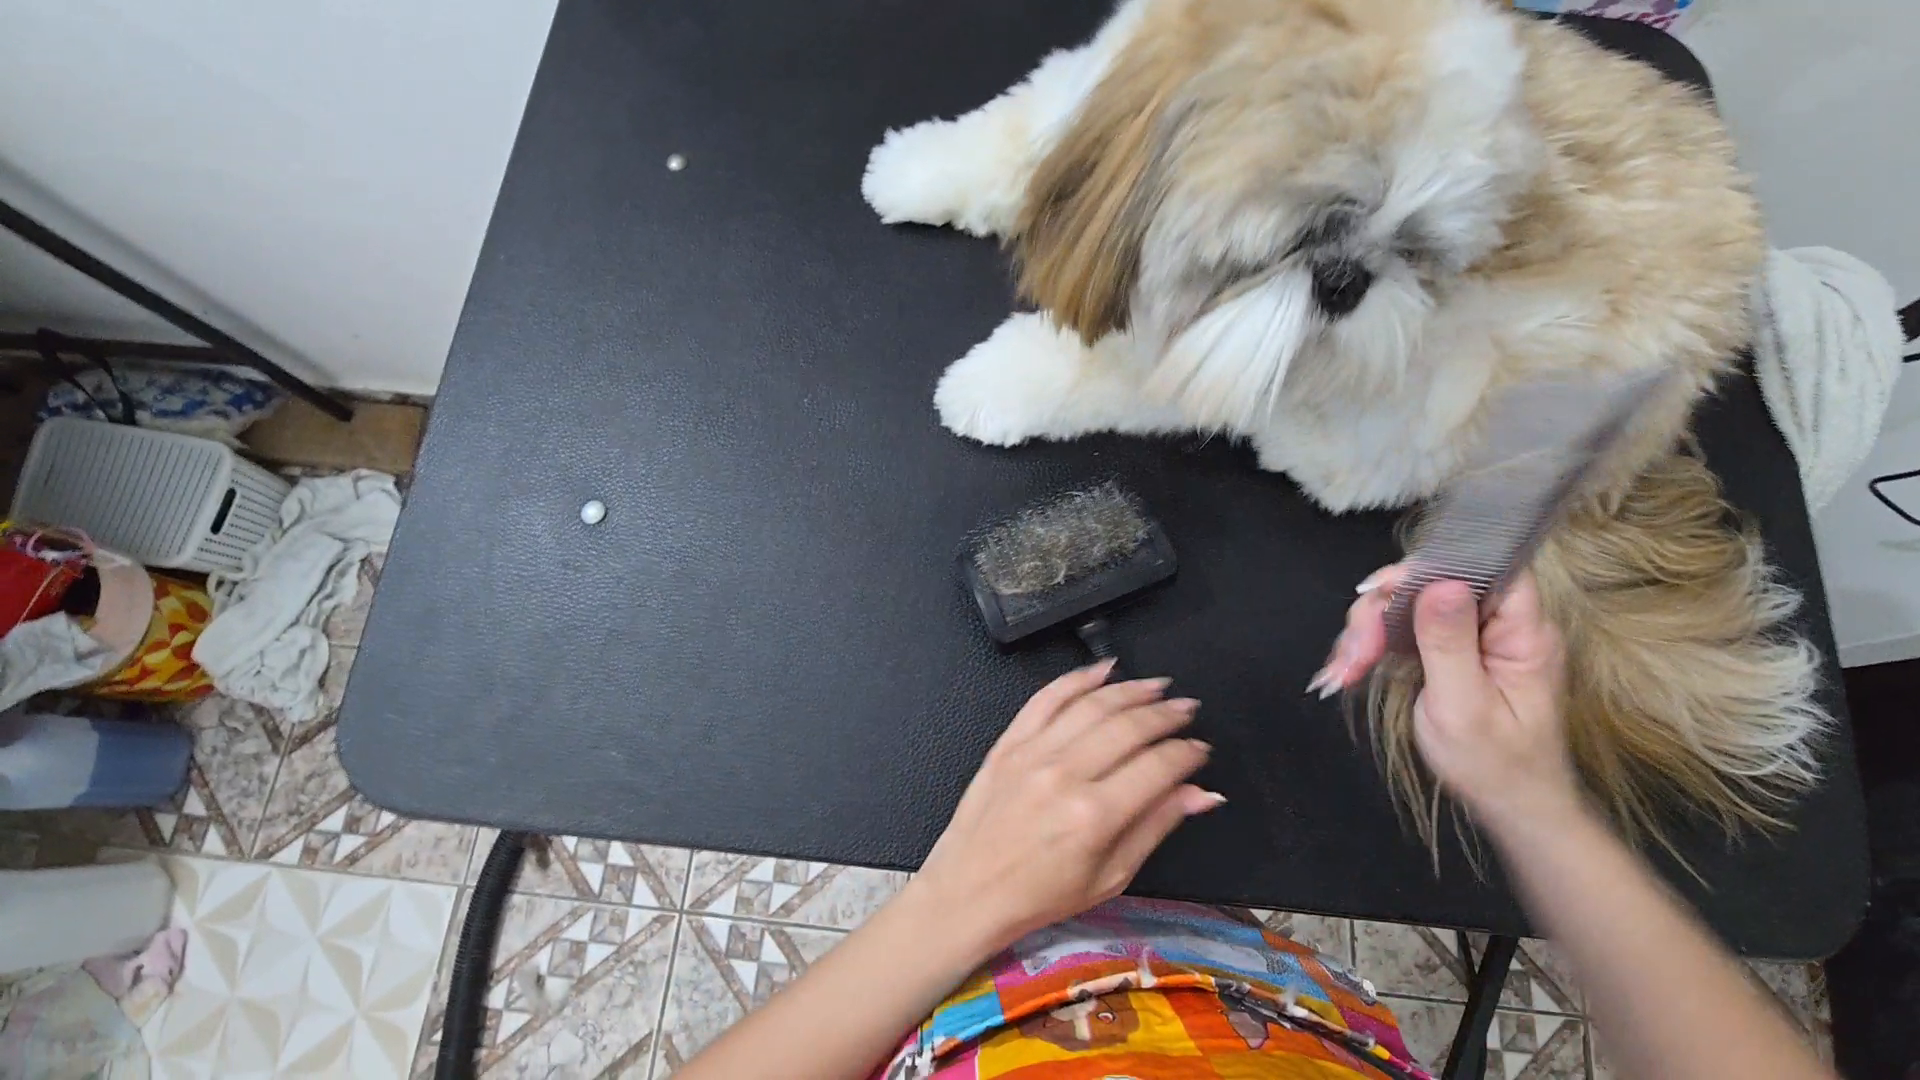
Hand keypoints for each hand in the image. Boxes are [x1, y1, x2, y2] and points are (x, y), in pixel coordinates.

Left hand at [913, 662, 1221, 949]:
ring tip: (1155, 686)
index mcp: (1094, 816)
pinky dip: (1076, 679)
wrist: (969, 891)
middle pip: (1128, 727)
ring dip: (1130, 690)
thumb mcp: (1111, 876)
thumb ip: (1157, 826)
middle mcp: (1064, 776)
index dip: (1187, 752)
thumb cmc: (1041, 894)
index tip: (1200, 747)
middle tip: (1186, 708)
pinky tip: (1101, 670)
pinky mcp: (1008, 743)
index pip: (1157, 766)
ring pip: (1091, 705)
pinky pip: (1046, 699)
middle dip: (1165, 714)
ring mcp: (1032, 754)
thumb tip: (1202, 793)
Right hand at [1321, 568, 1578, 829]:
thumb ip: (1449, 643)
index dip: (1429, 569)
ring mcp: (1470, 637)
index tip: (1381, 592)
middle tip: (1354, 657)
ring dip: (1366, 633)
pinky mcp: (1446, 650)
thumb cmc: (1493, 764)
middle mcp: (1498, 625)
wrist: (1509, 807)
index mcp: (1521, 633)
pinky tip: (1349, 670)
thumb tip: (1438, 583)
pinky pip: (1401, 629)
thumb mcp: (1463, 707)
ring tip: (1345, 672)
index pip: (1482, 570)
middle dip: (1380, 613)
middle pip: (1429, 586)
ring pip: (1406, 606)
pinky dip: (1370, 646)